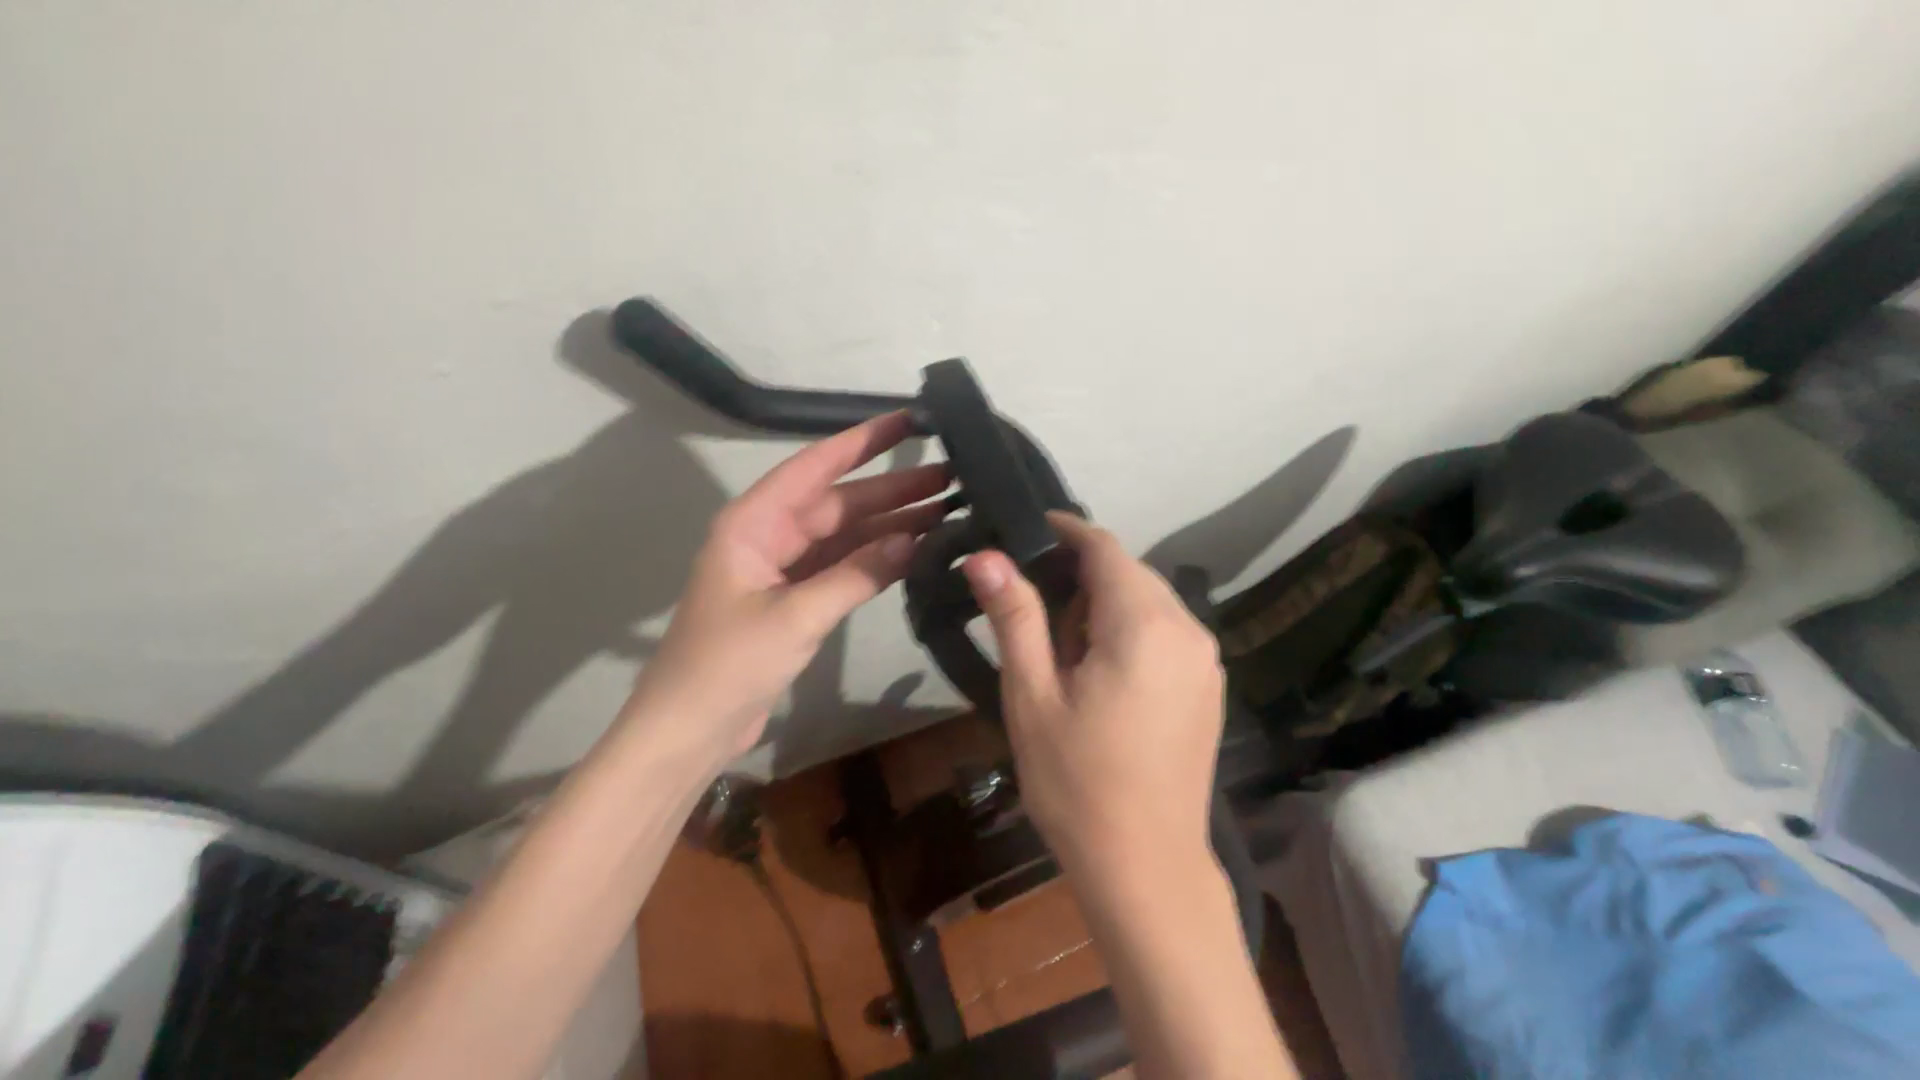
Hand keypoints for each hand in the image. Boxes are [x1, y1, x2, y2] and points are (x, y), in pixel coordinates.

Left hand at [623, 411, 947, 761]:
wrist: (688, 730)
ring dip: (888, 525)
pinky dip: (873, 561)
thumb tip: (913, 540)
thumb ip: (855, 574)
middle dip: (890, 489)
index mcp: (752, 524)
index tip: (908, 420)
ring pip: (842, 536)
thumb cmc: (729, 664)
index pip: (813, 468)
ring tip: (946, 509)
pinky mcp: (791, 602)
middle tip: (949, 475)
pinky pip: (839, 568)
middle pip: (836, 502)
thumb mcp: (795, 616)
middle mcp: (767, 537)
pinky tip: (914, 551)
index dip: (861, 442)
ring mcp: (780, 570)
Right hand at [962, 513, 1224, 878]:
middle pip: (1128, 573)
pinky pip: (1166, 635)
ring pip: (1148, 603)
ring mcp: (1207, 661)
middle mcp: (1189, 628)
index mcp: (1144, 623)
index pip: (1103, 546)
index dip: (1062, 531)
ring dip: (1104, 611)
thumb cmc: (1077, 783)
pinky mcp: (1210, 688)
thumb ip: (1015, 617)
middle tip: (1034, 626)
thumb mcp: (1032, 697)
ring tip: (1064, 662)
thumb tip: (986, 554)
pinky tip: (1102, 683)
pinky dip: (1130, 636)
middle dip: (1079, 580)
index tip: (1020, 534)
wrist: (1147, 867)